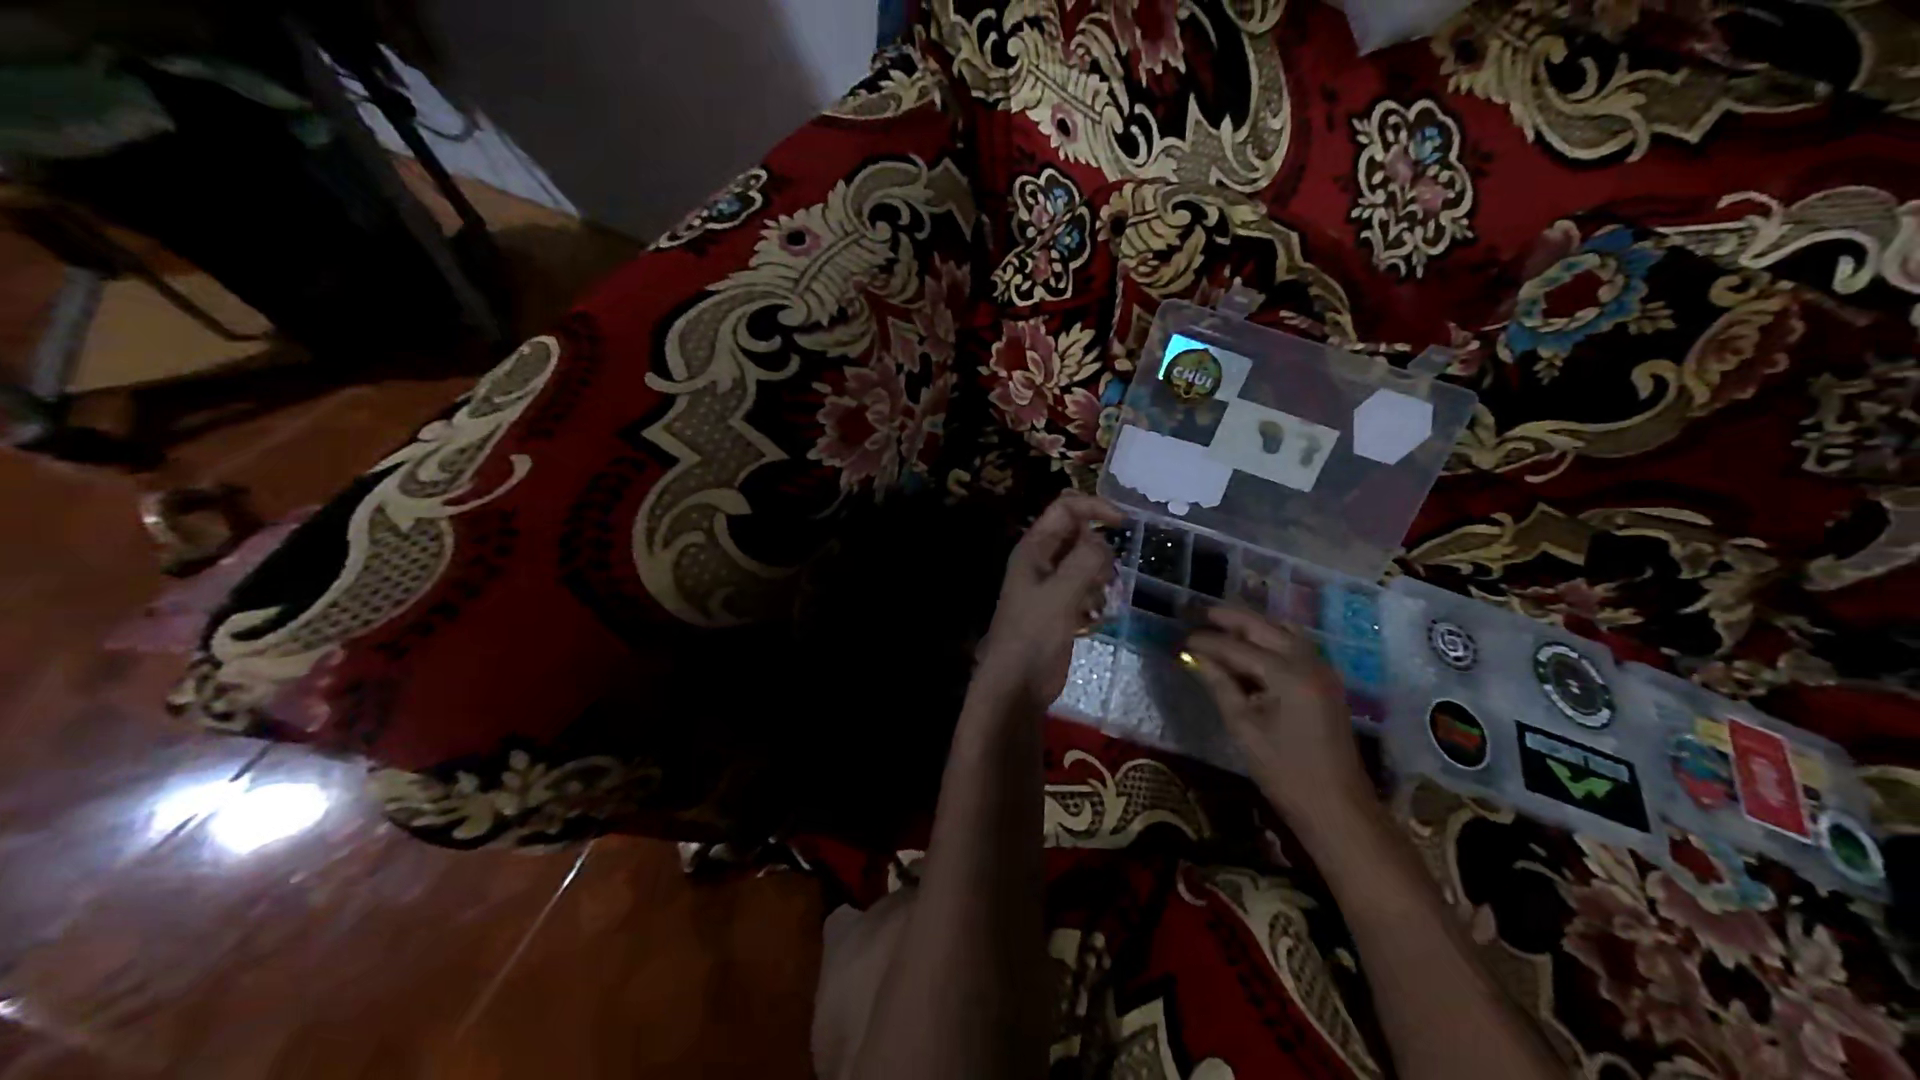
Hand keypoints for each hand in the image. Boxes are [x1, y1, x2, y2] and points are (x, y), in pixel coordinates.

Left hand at [974, 491, 1123, 710]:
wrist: (1017, 683)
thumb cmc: (1034, 634)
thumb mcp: (1062, 593)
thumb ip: (1085, 561)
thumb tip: (1104, 541)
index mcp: (1034, 548)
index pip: (1065, 508)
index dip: (1094, 507)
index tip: (1124, 524)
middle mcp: (1041, 560)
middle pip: (1078, 534)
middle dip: (1099, 548)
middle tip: (1106, 576)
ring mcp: (1051, 584)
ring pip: (1085, 562)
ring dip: (1099, 574)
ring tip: (1098, 599)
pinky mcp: (1060, 607)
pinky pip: (1085, 588)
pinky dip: (1095, 596)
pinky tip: (1095, 616)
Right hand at [1183, 608, 1375, 829]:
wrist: (1337, 807)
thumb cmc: (1285, 772)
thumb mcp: (1244, 728)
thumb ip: (1219, 685)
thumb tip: (1193, 657)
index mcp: (1288, 674)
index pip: (1237, 647)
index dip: (1206, 641)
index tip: (1180, 638)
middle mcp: (1309, 662)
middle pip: (1264, 628)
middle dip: (1230, 619)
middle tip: (1198, 614)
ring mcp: (1322, 670)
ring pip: (1283, 632)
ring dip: (1252, 625)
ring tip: (1222, 625)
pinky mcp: (1326, 682)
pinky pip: (1296, 646)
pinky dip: (1271, 638)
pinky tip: (1251, 647)